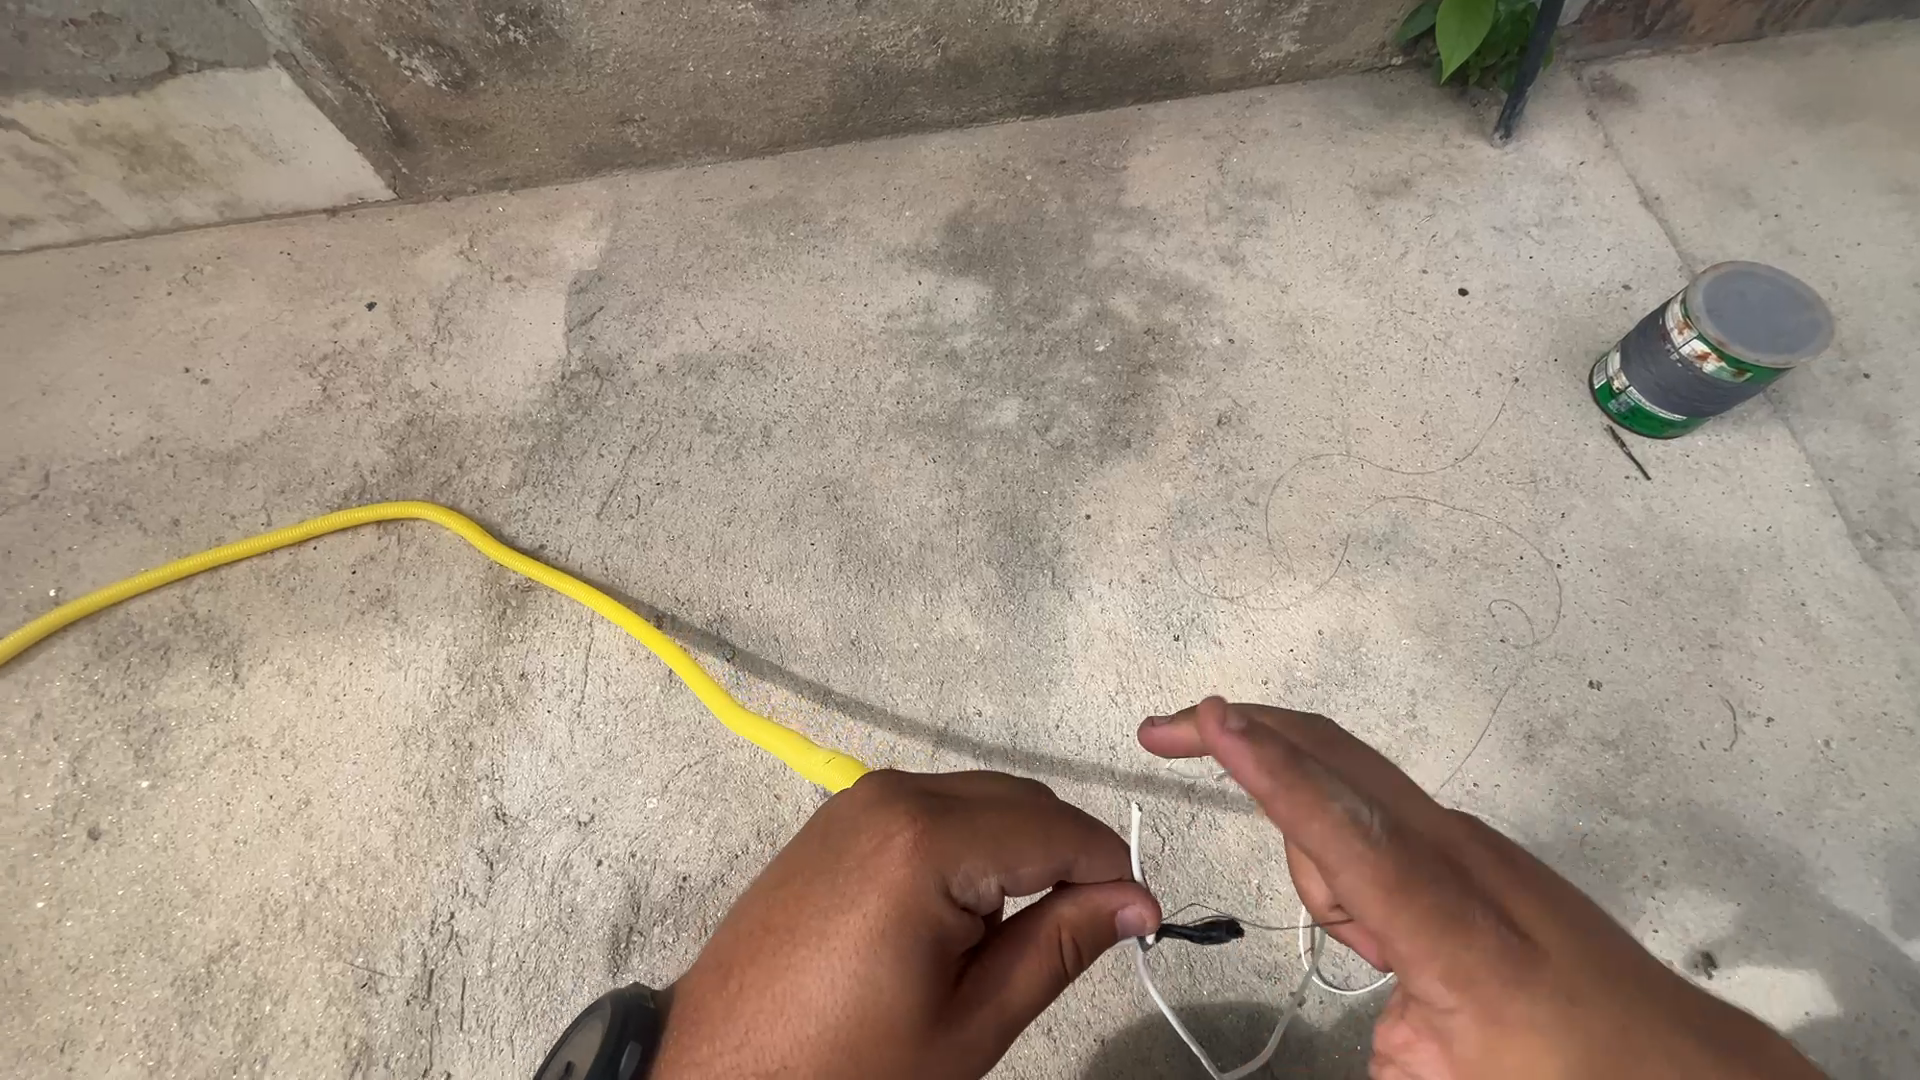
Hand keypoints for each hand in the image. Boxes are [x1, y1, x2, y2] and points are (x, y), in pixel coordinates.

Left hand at [652, 770, 1160, 1079]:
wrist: (716, 1067)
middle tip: (1091, 927)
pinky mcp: (843, 811)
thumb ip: (1059, 946)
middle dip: (1068, 853)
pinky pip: (937, 804)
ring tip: (1024, 924)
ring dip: (1021, 845)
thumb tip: (1135, 902)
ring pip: (981, 795)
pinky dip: (974, 839)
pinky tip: (968, 900)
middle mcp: (896, 791)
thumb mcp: (969, 1023)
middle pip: (1020, 798)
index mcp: (927, 839)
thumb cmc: (848, 1064)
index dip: (1110, 868)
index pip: (1053, 828)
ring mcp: (863, 795)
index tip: (1146, 918)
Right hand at [1139, 698, 1824, 1079]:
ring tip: (1364, 954)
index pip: (1354, 837)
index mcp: (1464, 938)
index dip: (1275, 774)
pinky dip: (1334, 849)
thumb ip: (1377, 1060)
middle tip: (1162, 729)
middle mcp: (1463, 861)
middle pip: (1337, 760)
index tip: (1210, 718)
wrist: (1692, 1074)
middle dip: (1246, 729)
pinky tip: (1373, 929)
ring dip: (1306, 843)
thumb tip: (1341, 1026)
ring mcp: (1467, 842)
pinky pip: (1368, 820)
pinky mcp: (1465, 841)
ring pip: (1343, 796)